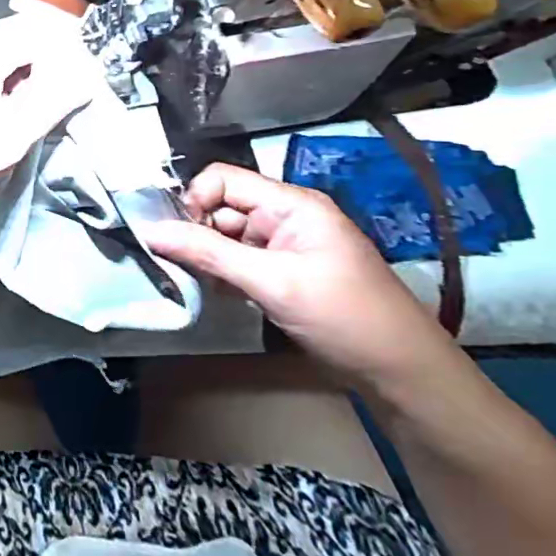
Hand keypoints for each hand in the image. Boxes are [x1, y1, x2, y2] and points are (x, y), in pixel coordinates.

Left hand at [0, 12, 96, 269]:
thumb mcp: (10, 137)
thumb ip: (53, 97)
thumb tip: (83, 72)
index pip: (37, 30)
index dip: (64, 57)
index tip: (72, 92)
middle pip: (10, 36)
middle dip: (35, 67)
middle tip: (41, 111)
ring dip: (9, 75)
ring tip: (9, 117)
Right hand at [142, 163, 457, 388]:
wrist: (404, 376)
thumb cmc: (346, 319)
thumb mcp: (272, 283)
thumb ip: (209, 253)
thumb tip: (151, 231)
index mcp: (292, 204)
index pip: (223, 179)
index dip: (194, 201)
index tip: (178, 236)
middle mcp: (286, 216)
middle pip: (221, 206)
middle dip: (197, 232)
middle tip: (185, 265)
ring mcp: (285, 245)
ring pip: (226, 235)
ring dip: (209, 256)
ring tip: (203, 283)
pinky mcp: (283, 271)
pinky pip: (238, 258)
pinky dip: (223, 272)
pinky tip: (220, 293)